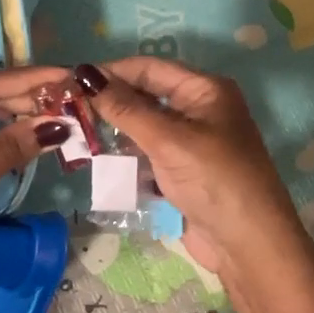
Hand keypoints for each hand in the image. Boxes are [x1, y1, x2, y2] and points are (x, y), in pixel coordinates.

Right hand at [74, 58, 300, 274]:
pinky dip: (126, 154)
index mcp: (205, 90)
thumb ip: (125, 108)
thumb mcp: (168, 140)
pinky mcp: (182, 171)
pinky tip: (99, 159)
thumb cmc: (214, 180)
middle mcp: (199, 109)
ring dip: (114, 130)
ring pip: (143, 126)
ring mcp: (191, 142)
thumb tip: (86, 75)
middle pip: (145, 95)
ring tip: (76, 133)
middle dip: (109, 101)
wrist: (247, 244)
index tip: (70, 81)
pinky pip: (147, 153)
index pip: (149, 68)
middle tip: (66, 108)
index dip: (111, 72)